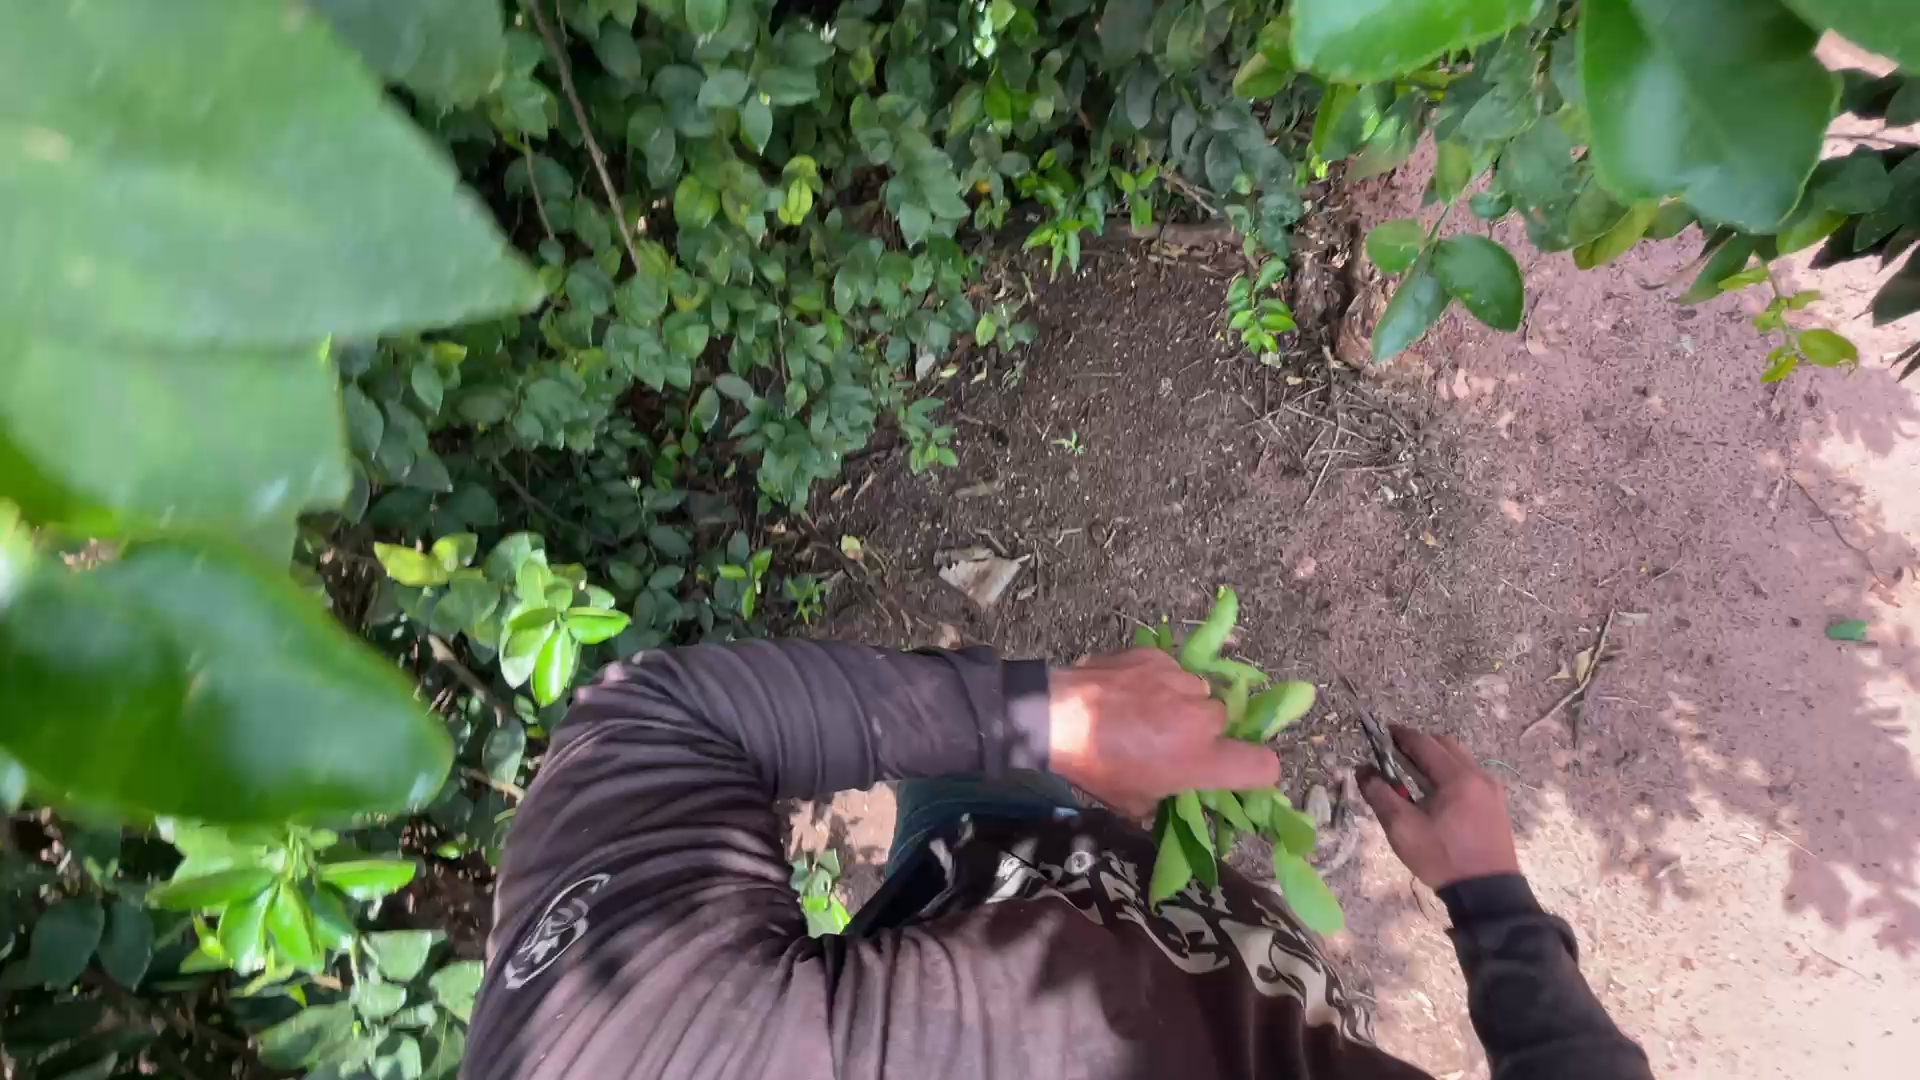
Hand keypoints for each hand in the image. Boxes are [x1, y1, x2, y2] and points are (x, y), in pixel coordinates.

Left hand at [1047, 648, 1278, 816]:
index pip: (1264, 766)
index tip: (1234, 769)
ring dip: (1182, 702)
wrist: (1055, 715)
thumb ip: (1167, 796)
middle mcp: (1202, 717)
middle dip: (1203, 731)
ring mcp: (1180, 681)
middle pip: (1225, 722)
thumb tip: (1171, 791)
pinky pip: (1172, 670)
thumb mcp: (1135, 801)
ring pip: (1198, 692)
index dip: (1254, 770)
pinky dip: (1158, 679)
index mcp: (1202, 760)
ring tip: (1146, 710)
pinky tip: (1131, 688)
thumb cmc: (1094, 764)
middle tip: (1169, 738)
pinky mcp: (1157, 656)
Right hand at [1360, 725, 1520, 889]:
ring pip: (1459, 760)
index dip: (1400, 735)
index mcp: (1458, 778)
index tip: (1382, 732)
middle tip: (1394, 752)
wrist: (1488, 895)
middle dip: (1418, 744)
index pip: (1424, 743)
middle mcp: (1479, 777)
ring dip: (1434, 758)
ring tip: (1410, 771)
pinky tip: (1432, 791)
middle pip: (1445, 746)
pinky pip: (1468, 776)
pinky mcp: (1495, 806)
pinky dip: (1447, 773)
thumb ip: (1379, 793)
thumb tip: (1363, 769)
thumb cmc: (1442, 857)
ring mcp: (1492, 792)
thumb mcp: (1401, 826)